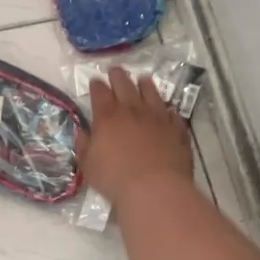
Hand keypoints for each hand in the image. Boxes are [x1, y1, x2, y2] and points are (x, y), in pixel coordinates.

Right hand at [79, 68, 194, 204]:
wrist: (155, 188)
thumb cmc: (115, 178)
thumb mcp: (88, 165)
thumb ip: (84, 145)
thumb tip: (83, 132)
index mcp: (107, 117)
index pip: (100, 92)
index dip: (97, 85)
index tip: (95, 81)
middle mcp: (132, 111)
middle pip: (125, 85)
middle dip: (118, 76)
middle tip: (116, 70)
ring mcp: (157, 118)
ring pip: (151, 93)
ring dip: (145, 85)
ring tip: (143, 79)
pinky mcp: (177, 130)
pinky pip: (173, 114)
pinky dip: (168, 110)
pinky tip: (168, 110)